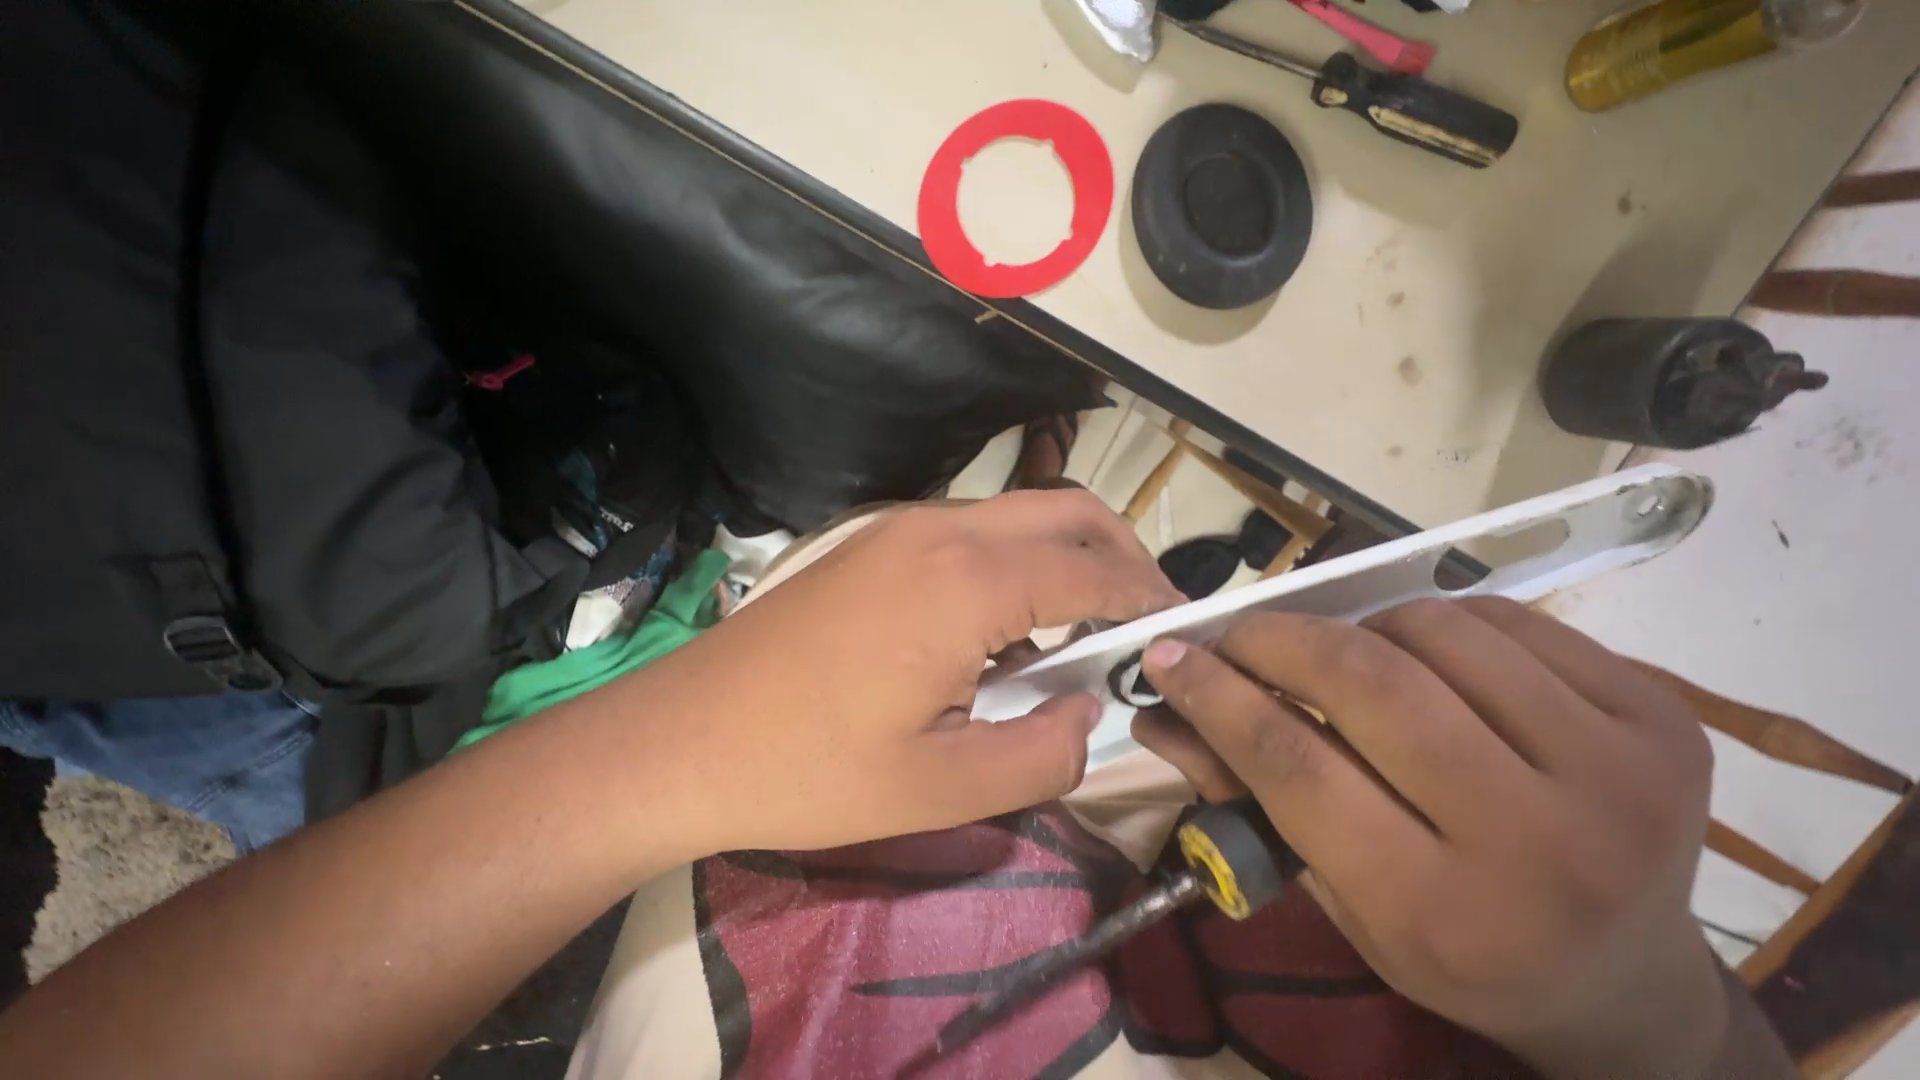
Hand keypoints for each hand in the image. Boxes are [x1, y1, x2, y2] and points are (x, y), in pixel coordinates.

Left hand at [623, 489, 1183, 858]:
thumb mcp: (943, 788)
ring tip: (1086, 623)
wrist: (686, 738)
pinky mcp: (871, 541)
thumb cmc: (812, 770)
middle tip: (1145, 614)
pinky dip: (1017, 558)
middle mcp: (940, 529)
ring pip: (1017, 513)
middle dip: (1121, 551)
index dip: (1147, 597)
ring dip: (1066, 552)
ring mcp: (900, 527)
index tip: (1181, 629)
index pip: (1093, 569)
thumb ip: (1042, 752)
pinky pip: (972, 530)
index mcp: (967, 582)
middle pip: (1065, 509)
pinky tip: (1008, 623)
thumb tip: (1089, 712)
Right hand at [1134, 598, 1726, 1078]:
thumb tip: (1164, 710)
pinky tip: (1419, 655)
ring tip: (1336, 654)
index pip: (1299, 767)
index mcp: (1444, 911)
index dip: (1219, 697)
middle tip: (1236, 634)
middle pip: (1371, 685)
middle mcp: (1540, 840)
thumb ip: (1250, 801)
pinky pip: (1507, 619)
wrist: (1622, 981)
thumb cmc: (1454, 951)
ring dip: (1358, 627)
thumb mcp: (1337, 902)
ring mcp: (1618, 769)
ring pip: (1437, 632)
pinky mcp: (1661, 717)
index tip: (1168, 655)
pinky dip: (1435, 621)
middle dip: (1278, 640)